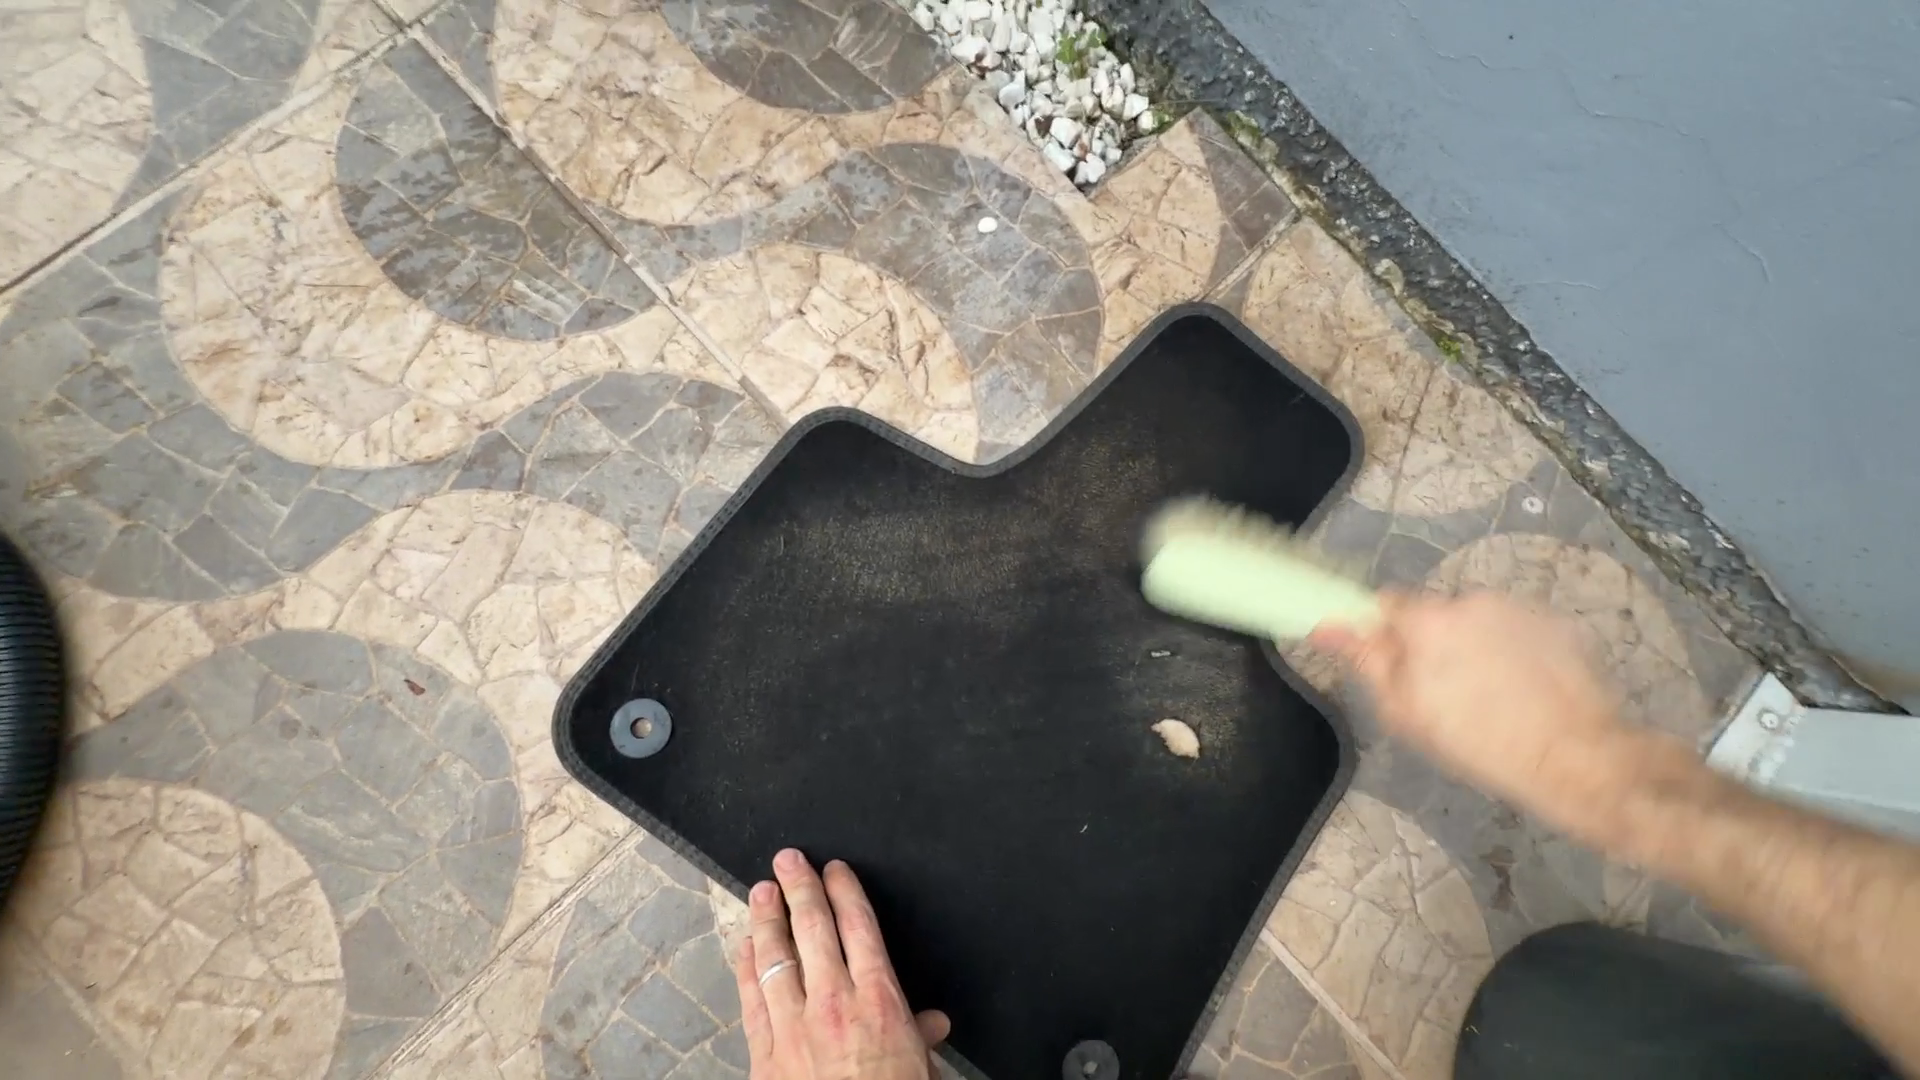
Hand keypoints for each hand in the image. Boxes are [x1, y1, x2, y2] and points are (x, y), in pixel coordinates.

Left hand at [734, 849, 949, 1079]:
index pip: (858, 925)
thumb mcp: (918, 1068)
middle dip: (800, 888)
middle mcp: (834, 1000)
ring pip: (777, 956)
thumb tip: (934, 1023)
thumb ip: (921, 1037)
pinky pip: (752, 1000)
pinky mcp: (764, 1055)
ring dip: (768, 919)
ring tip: (762, 890)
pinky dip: (747, 968)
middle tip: (788, 858)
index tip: (834, 868)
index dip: (843, 890)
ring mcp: (794, 1025)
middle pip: (814, 928)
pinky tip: (745, 946)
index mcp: (878, 996)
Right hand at [1310, 590, 1634, 817]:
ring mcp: (1519, 610)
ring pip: (1474, 621)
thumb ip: (1365, 660)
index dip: (1384, 631)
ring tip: (1487, 693)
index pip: (1386, 603)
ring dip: (1469, 644)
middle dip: (1430, 641)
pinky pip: (1513, 629)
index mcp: (1427, 620)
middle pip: (1432, 612)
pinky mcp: (1556, 624)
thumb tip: (1325, 626)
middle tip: (1440, 689)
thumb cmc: (1477, 741)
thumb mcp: (1404, 710)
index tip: (1392, 661)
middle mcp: (1470, 601)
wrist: (1579, 759)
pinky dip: (1508, 650)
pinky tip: (1519, 688)